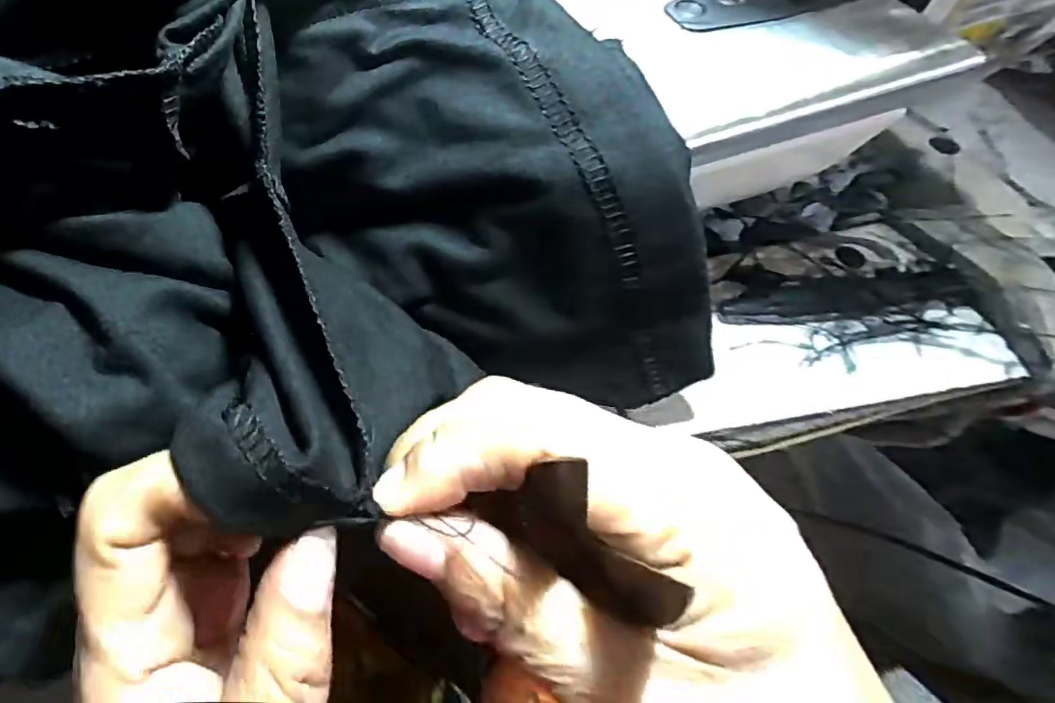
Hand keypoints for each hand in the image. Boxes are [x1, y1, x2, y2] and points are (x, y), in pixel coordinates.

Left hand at [74, 450, 335, 702]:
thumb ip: (288, 648)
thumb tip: (316, 537)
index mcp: (116, 645)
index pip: (110, 523)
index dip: (164, 483)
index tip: (239, 479)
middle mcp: (122, 610)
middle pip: (140, 509)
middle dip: (207, 488)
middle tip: (279, 489)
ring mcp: (153, 607)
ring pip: (172, 519)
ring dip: (228, 506)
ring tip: (285, 507)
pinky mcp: (185, 613)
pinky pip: (203, 550)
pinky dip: (242, 533)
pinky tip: (278, 536)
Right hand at [371, 377, 890, 702]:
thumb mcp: (622, 691)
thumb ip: (510, 603)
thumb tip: (396, 535)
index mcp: (696, 506)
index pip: (540, 430)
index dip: (449, 452)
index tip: (389, 505)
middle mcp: (671, 455)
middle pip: (513, 411)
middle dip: (440, 460)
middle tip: (404, 531)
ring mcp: (653, 459)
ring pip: (509, 425)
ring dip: (457, 481)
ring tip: (445, 561)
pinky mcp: (633, 476)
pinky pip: (531, 456)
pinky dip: (487, 494)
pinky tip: (484, 555)